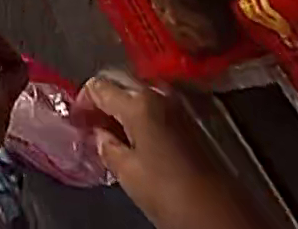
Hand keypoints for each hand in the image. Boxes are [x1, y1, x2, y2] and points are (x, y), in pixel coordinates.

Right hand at [81, 71, 249, 228]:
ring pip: (135, 92)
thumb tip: (98, 134)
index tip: (74, 119)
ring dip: (119, 105)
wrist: (223, 216)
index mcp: (138, 102)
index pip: (98, 86)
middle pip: (117, 82)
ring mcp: (175, 104)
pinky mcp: (187, 120)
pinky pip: (152, 104)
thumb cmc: (171, 194)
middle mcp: (156, 93)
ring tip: (108, 130)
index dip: (81, 100)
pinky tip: (133, 137)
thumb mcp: (129, 174)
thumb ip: (107, 146)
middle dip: (100, 98)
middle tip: (88, 122)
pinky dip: (137, 114)